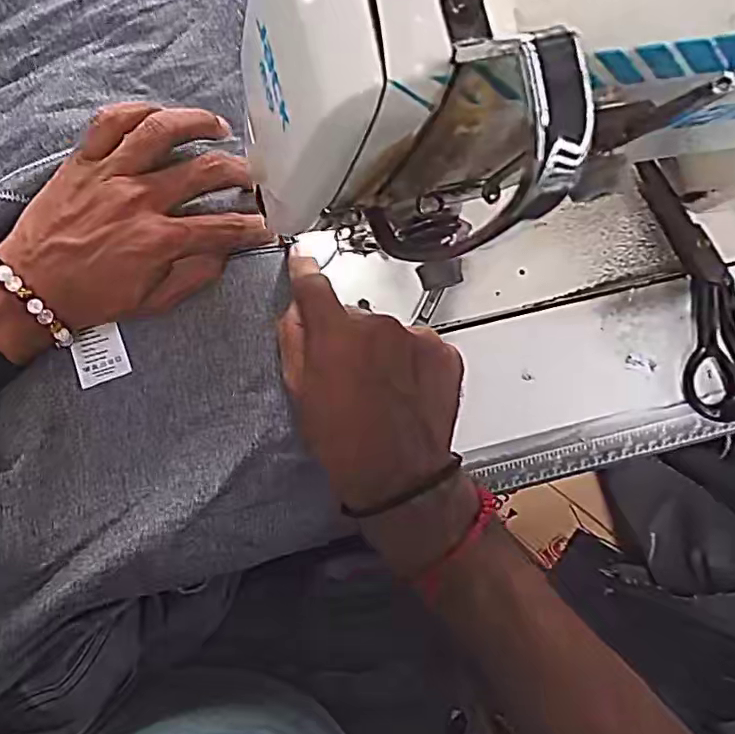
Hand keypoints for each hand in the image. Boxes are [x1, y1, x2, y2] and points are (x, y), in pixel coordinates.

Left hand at [0, 104, 272, 362]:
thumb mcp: (149, 301)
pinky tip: (157, 115)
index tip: (263, 224)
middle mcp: (138, 201)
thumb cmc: (87, 298)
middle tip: (247, 176)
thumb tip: (221, 255)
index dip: (251, 225)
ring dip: (197, 123)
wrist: (32, 289)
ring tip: (216, 127)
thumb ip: (191, 277)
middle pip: (204, 170)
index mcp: (157, 241)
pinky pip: (112, 121)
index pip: (222, 226)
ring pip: (162, 130)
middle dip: (238, 171)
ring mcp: (109, 176)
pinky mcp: (82, 163)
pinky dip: (138, 111)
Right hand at [278, 249, 477, 573]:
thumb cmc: (345, 442)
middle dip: (347, 336)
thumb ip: (293, 342)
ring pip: (387, 331)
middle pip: (353, 315)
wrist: (397, 475)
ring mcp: (413, 337)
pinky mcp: (441, 351)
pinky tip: (401, 389)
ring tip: (378, 389)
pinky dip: (408, 360)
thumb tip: (295, 315)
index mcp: (335, 332)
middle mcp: (376, 325)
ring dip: (381, 350)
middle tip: (346, 375)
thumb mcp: (299, 392)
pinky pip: (416, 343)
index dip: (304, 270)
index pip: (314, 284)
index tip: (302, 259)